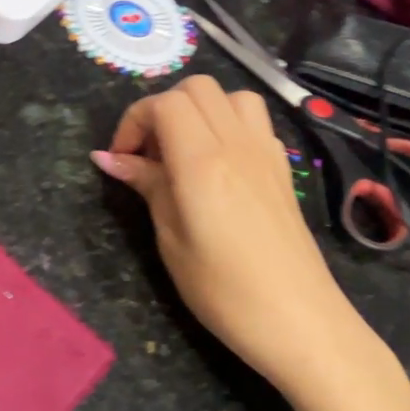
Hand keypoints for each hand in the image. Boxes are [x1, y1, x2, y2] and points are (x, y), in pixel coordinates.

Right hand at [92, 76, 381, 396]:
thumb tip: (109, 158)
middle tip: (146, 154)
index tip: (121, 160)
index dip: (134, 121)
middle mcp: (237, 145)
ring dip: (197, 112)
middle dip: (160, 110)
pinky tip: (213, 164)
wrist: (300, 321)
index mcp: (203, 162)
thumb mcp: (170, 238)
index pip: (165, 104)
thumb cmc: (222, 288)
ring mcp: (265, 154)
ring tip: (180, 152)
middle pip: (196, 89)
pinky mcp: (281, 169)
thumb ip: (146, 186)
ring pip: (229, 97)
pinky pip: (252, 121)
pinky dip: (225, 125)